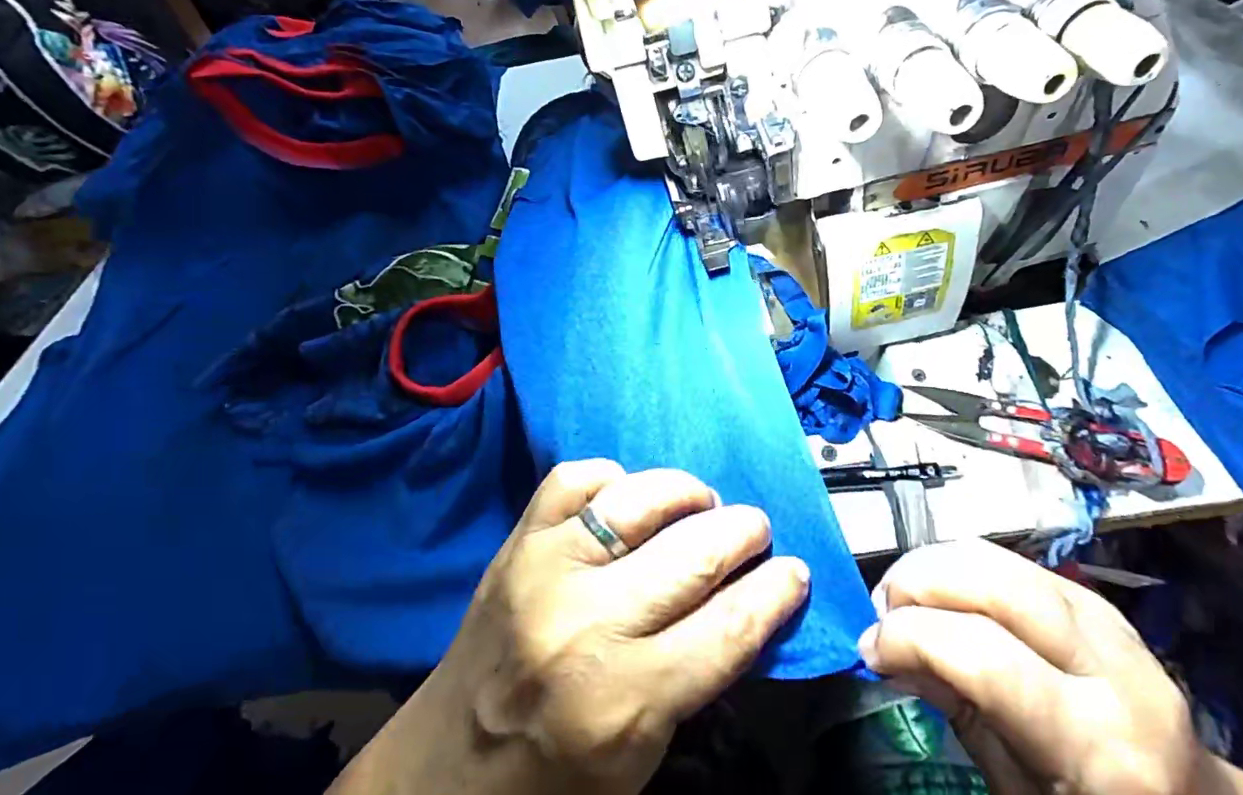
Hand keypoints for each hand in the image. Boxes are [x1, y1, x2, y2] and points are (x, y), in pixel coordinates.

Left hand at [332, 460, 810, 794]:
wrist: (448, 768)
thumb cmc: (554, 775)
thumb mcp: (644, 752)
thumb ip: (695, 676)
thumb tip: (743, 606)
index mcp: (627, 696)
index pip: (729, 627)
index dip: (774, 593)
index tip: (794, 572)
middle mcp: (588, 621)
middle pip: (692, 555)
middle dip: (742, 534)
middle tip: (757, 530)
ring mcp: (546, 569)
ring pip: (636, 502)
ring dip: (686, 493)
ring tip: (705, 501)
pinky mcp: (516, 543)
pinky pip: (571, 481)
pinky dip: (610, 477)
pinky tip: (629, 492)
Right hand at [858, 539, 1242, 794]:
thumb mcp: (1022, 792)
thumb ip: (961, 714)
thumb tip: (889, 656)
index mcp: (1103, 746)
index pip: (981, 655)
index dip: (907, 638)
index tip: (870, 650)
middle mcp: (1116, 673)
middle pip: (995, 586)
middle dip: (918, 583)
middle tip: (882, 610)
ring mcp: (1113, 627)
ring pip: (1002, 559)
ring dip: (936, 565)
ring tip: (905, 598)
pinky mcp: (1098, 604)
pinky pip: (1015, 562)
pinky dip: (964, 566)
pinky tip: (944, 593)